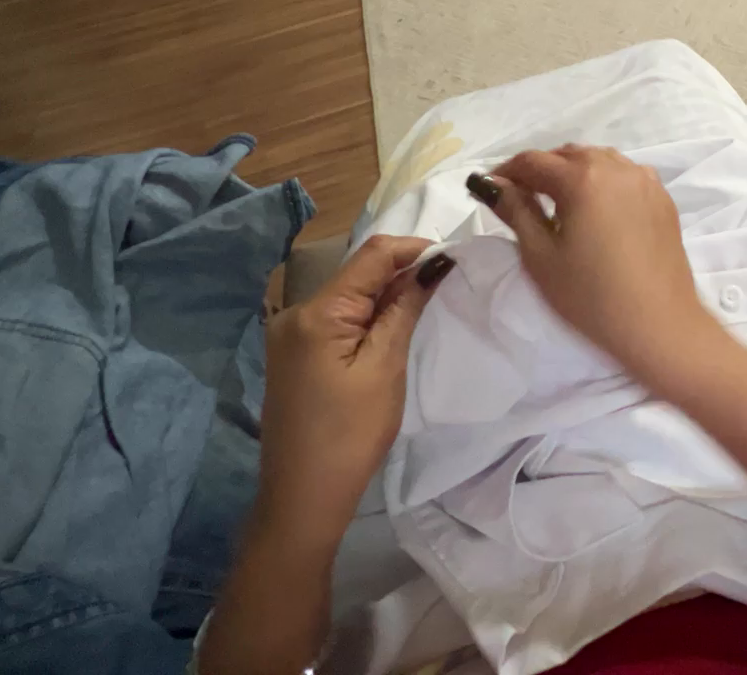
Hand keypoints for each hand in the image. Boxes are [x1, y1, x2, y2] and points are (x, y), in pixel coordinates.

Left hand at [255, 235, 453, 540]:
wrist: (302, 498)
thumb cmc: (350, 434)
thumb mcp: (386, 366)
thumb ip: (405, 308)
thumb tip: (434, 264)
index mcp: (316, 312)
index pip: (373, 255)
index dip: (415, 249)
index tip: (455, 259)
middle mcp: (296, 312)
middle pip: (359, 270)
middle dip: (404, 269)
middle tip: (447, 282)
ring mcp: (291, 333)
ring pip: (351, 292)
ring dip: (389, 291)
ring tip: (427, 303)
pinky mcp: (296, 352)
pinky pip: (339, 315)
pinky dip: (370, 312)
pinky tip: (394, 325)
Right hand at [474, 146, 724, 383]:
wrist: (658, 323)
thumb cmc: (591, 296)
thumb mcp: (541, 256)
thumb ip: (516, 211)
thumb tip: (495, 185)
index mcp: (583, 178)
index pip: (533, 161)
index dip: (506, 172)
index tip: (490, 188)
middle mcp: (616, 168)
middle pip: (567, 155)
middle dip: (540, 170)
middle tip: (521, 197)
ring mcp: (645, 180)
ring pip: (599, 160)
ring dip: (573, 171)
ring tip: (557, 202)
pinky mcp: (662, 198)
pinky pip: (625, 175)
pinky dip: (604, 181)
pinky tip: (596, 208)